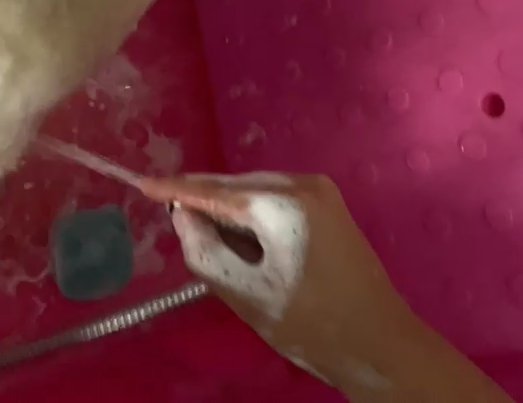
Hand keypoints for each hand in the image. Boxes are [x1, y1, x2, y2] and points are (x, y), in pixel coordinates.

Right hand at [138, 174, 409, 380]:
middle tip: (176, 224)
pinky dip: (252, 214)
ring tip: (210, 239)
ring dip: (229, 209)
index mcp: (283, 202)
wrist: (381, 342)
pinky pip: (274, 198)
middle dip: (204, 200)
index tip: (142, 183)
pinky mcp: (327, 201)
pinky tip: (243, 239)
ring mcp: (319, 188)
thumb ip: (206, 251)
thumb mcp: (248, 295)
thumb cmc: (312, 324)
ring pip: (254, 190)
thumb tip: (182, 216)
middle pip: (236, 185)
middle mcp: (301, 181)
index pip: (216, 190)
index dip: (176, 189)